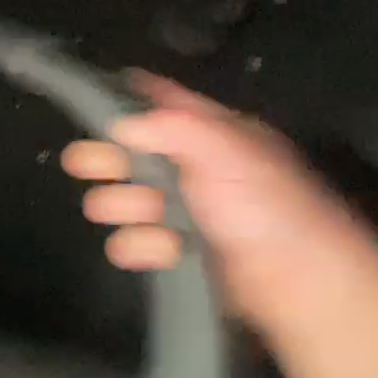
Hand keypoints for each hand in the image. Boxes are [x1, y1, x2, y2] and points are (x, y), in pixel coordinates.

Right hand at [61, 73, 377, 332]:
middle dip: (110, 158)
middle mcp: (196, 169)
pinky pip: (139, 241)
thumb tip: (122, 121)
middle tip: (79, 162)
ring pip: (130, 201)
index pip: (165, 105)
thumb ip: (170, 127)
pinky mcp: (178, 254)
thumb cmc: (263, 204)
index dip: (129, 99)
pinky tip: (160, 250)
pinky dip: (143, 245)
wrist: (297, 280)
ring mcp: (186, 213)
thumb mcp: (222, 149)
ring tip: (128, 211)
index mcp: (213, 134)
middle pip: (135, 155)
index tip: (91, 97)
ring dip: (124, 205)